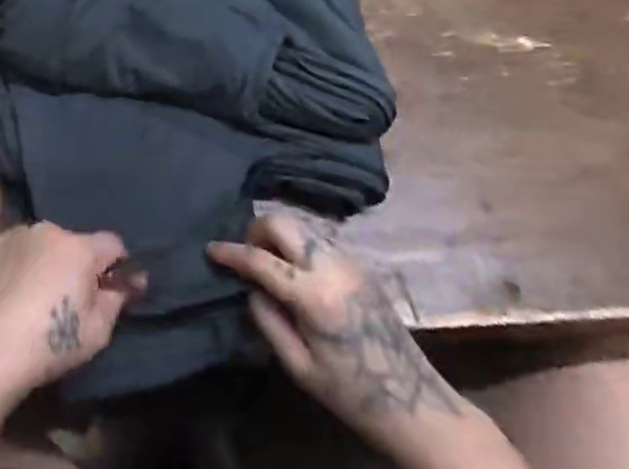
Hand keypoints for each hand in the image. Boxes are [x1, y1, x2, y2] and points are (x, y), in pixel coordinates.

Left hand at [0, 222, 137, 409]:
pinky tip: (20, 289)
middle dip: (83, 264)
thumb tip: (132, 280)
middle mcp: (49, 230)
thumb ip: (118, 298)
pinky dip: (28, 261)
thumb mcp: (98, 330)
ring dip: (53, 260)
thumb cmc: (51, 341)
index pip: (113, 243)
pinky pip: (24, 247)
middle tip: (74, 298)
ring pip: (49, 243)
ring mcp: (19, 233)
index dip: (119, 266)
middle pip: (78, 242)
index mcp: (79, 248)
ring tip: (43, 294)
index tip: (115, 290)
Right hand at [209, 214, 469, 458]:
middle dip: (255, 232)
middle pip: (281, 222)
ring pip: (300, 226)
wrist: (418, 406)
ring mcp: (351, 262)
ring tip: (271, 264)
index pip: (259, 259)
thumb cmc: (351, 392)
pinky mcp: (362, 266)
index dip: (229, 252)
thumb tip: (250, 287)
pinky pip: (318, 240)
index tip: (210, 250)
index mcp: (314, 296)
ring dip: (278, 237)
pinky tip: (298, 272)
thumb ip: (266, 317)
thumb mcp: (296, 364)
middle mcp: (333, 267)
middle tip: (248, 257)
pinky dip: (298, 245)